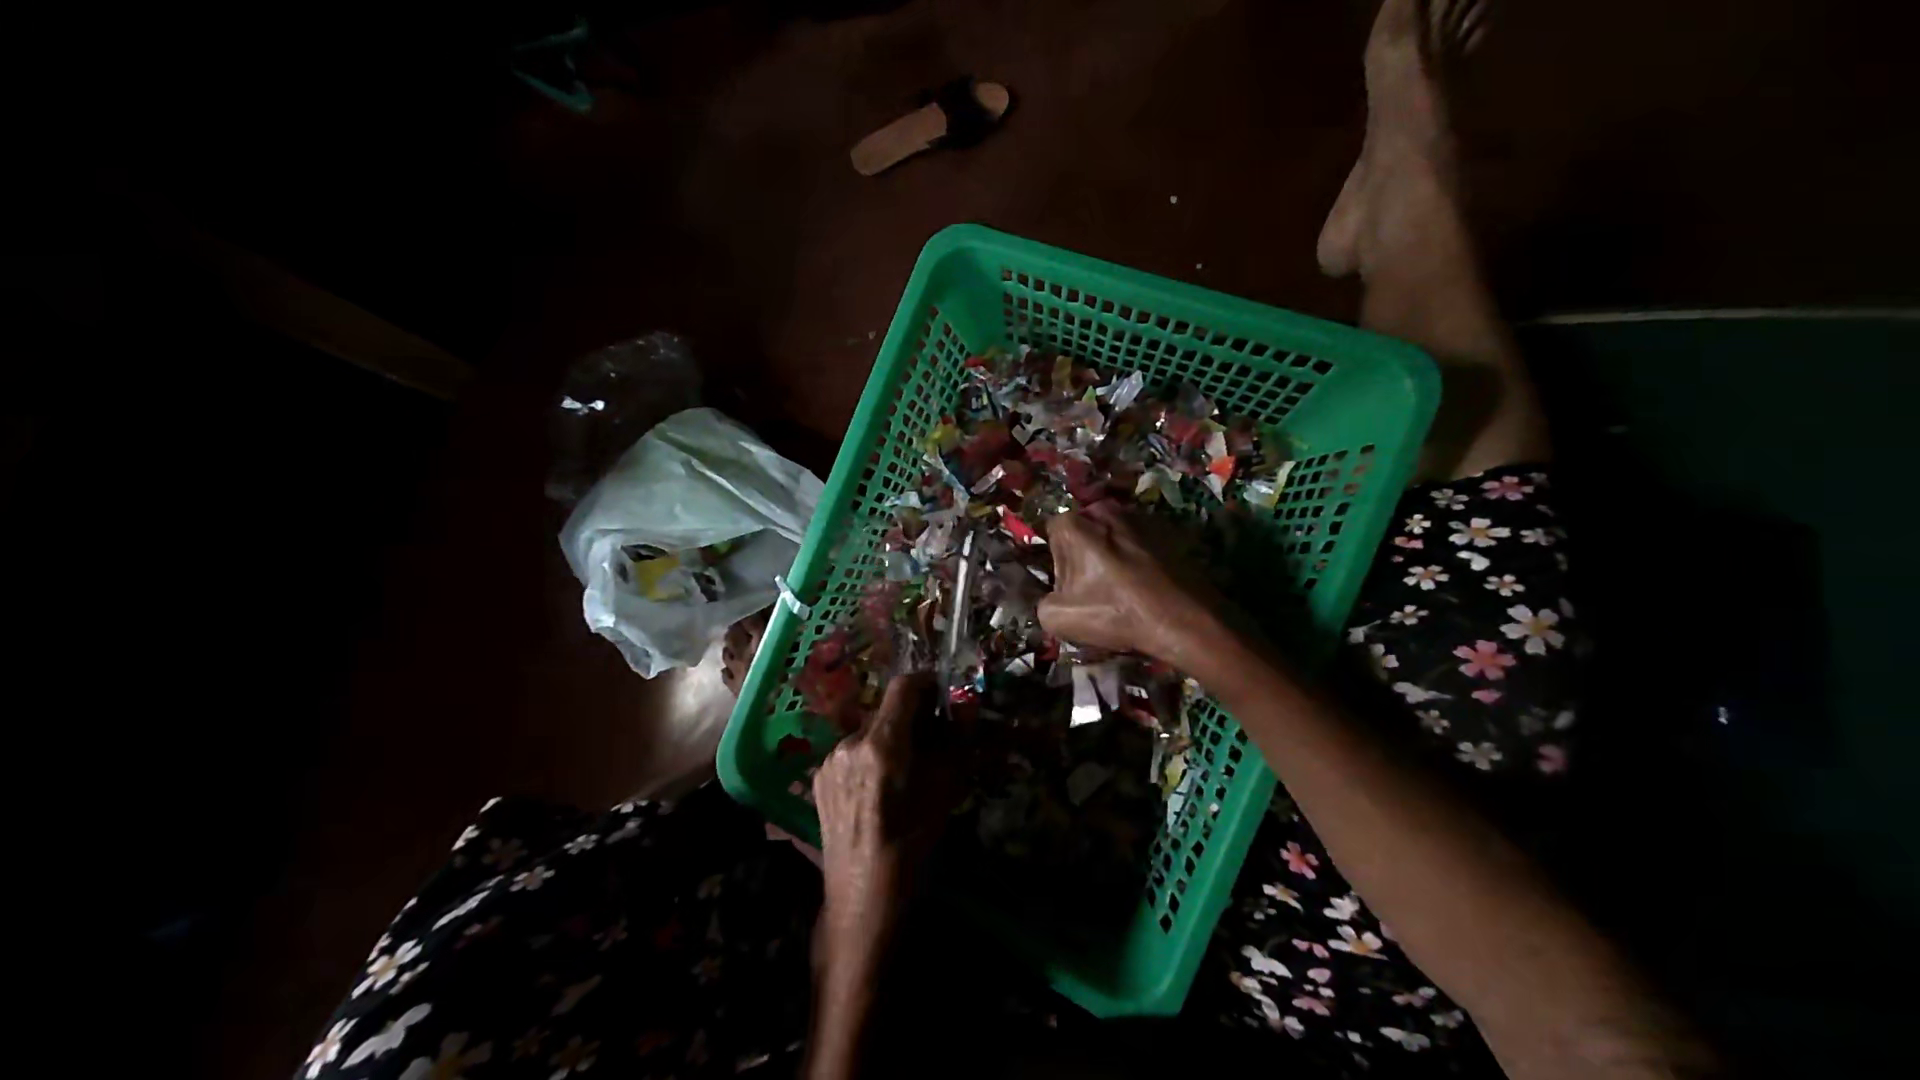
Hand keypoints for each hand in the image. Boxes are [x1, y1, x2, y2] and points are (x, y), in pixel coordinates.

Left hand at [812, 673, 953, 943]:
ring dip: (890, 738)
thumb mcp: (946, 790)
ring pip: (869, 732)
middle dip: (912, 717)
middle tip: (933, 739)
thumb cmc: (913, 844)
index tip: (942, 695)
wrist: (864, 897)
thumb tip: (965, 704)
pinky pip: (851, 753)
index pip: (903, 686)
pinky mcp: (818, 778)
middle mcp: (850, 743)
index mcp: (882, 744)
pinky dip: (870, 757)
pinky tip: (880, 789)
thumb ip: (956, 740)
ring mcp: (829, 760)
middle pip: (886, 711)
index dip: (926, 683)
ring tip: (906, 770)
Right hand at [1037, 502, 1231, 670]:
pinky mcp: (1169, 531)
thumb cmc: (1116, 614)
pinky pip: (1141, 541)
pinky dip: (1139, 558)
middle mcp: (1106, 510)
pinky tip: (1146, 585)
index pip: (1053, 532)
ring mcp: (1141, 517)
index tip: (1069, 584)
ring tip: (1123, 588)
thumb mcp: (1058, 618)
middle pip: (1085, 530)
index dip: (1057, 559)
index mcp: (1075, 524)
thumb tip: (1054, 595)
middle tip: (1094, 587)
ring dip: (1114, 554)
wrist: (1184, 620)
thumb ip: (1042, 601)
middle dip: (1085, 553)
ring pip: (1114, 534)